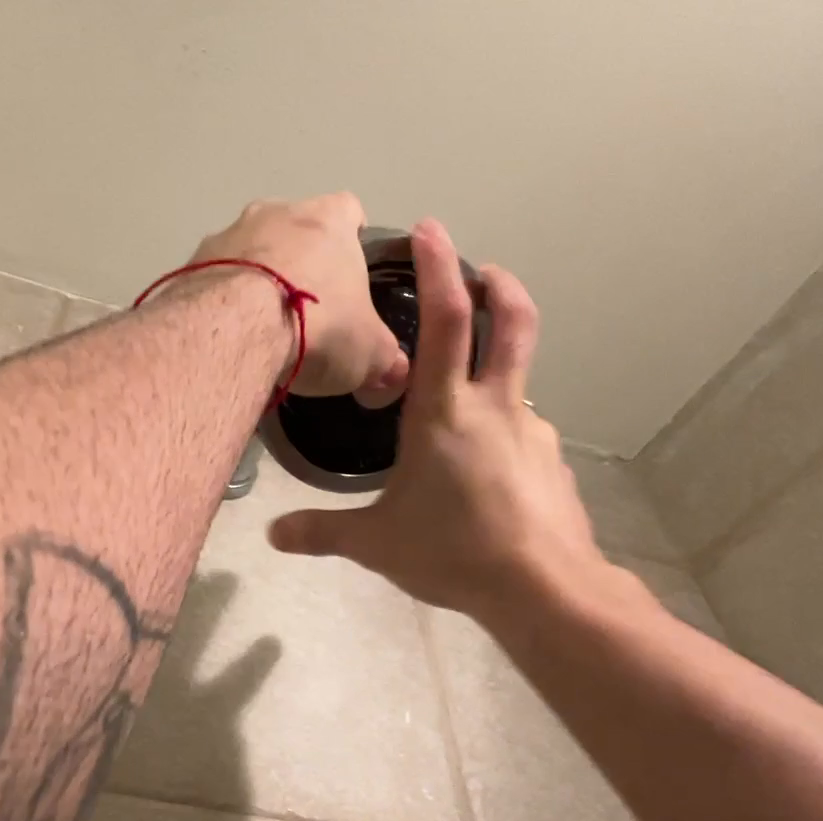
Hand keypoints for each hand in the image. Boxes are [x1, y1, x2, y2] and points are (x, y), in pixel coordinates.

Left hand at [189, 193, 408, 399]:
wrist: (236, 332)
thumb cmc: (319, 327)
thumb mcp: (368, 353)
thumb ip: (385, 358)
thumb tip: (394, 373)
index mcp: (327, 219)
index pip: (348, 211)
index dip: (350, 239)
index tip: (349, 269)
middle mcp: (274, 212)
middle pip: (292, 229)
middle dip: (298, 261)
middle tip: (303, 308)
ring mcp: (225, 235)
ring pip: (246, 252)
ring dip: (253, 280)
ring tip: (256, 329)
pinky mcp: (188, 266)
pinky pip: (210, 281)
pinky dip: (218, 303)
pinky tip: (224, 337)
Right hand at [266, 219, 638, 620]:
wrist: (542, 588)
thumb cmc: (452, 552)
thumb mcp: (376, 542)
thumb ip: (322, 532)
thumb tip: (271, 536)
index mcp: (444, 412)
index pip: (445, 320)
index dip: (438, 267)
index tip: (430, 229)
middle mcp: (494, 407)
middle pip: (512, 322)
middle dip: (499, 284)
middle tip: (482, 272)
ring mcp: (530, 432)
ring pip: (518, 379)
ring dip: (497, 365)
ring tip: (466, 402)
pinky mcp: (551, 463)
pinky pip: (523, 431)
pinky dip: (503, 429)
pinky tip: (487, 469)